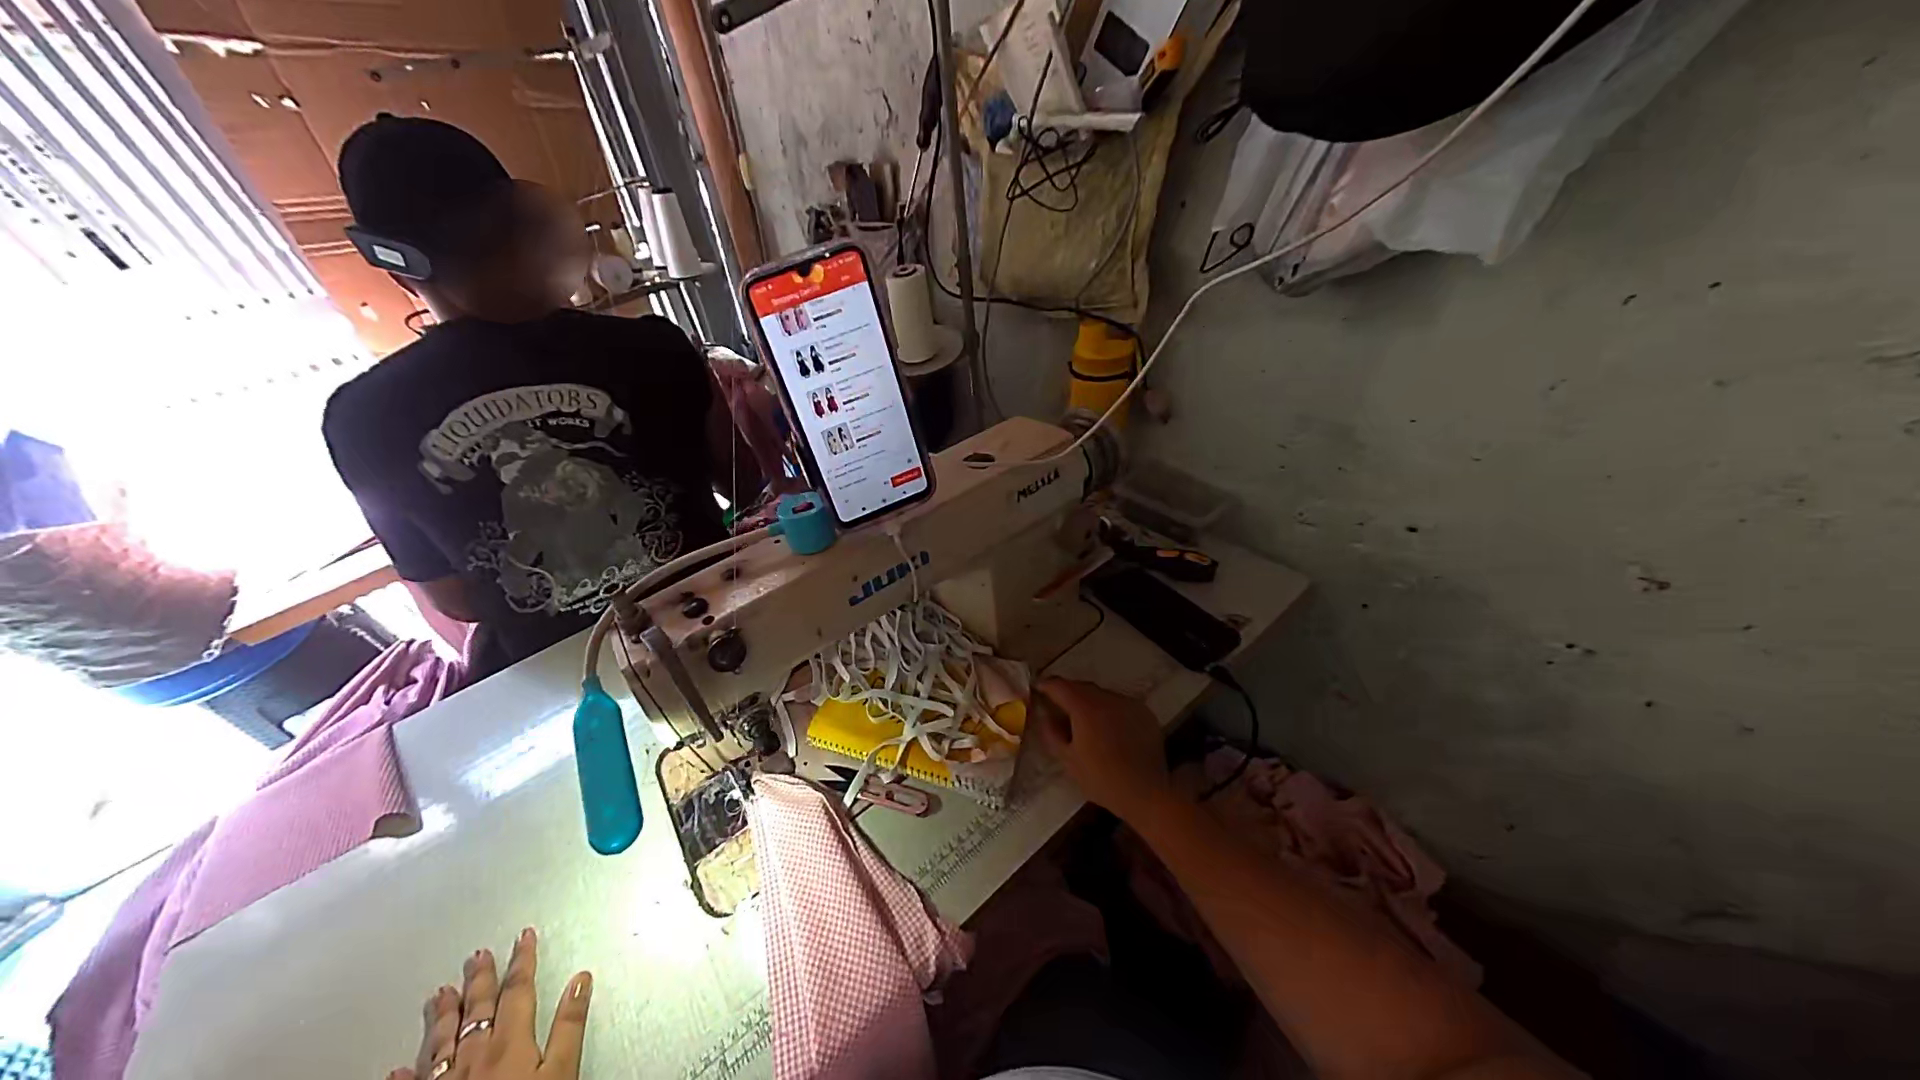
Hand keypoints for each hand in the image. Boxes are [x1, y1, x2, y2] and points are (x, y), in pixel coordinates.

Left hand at [390, 928, 591, 1079]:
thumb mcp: (561, 1073)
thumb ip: (569, 1027)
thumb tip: (581, 981)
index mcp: (510, 1043)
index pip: (518, 991)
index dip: (523, 961)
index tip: (524, 937)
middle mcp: (473, 1058)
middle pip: (477, 1010)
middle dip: (481, 980)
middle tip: (478, 955)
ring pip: (441, 1041)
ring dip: (443, 1015)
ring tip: (440, 993)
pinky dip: (404, 1075)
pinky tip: (396, 1069)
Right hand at [1034, 678, 1175, 823]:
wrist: (1147, 793)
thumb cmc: (1102, 779)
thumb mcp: (1068, 760)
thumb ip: (1051, 733)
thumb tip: (1044, 715)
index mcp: (1085, 707)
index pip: (1059, 685)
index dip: (1044, 686)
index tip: (1036, 690)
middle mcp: (1107, 698)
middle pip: (1081, 686)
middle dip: (1066, 693)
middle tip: (1056, 707)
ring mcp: (1128, 703)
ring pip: (1101, 694)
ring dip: (1089, 701)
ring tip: (1083, 720)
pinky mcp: (1144, 712)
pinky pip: (1119, 704)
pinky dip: (1108, 710)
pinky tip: (1108, 729)